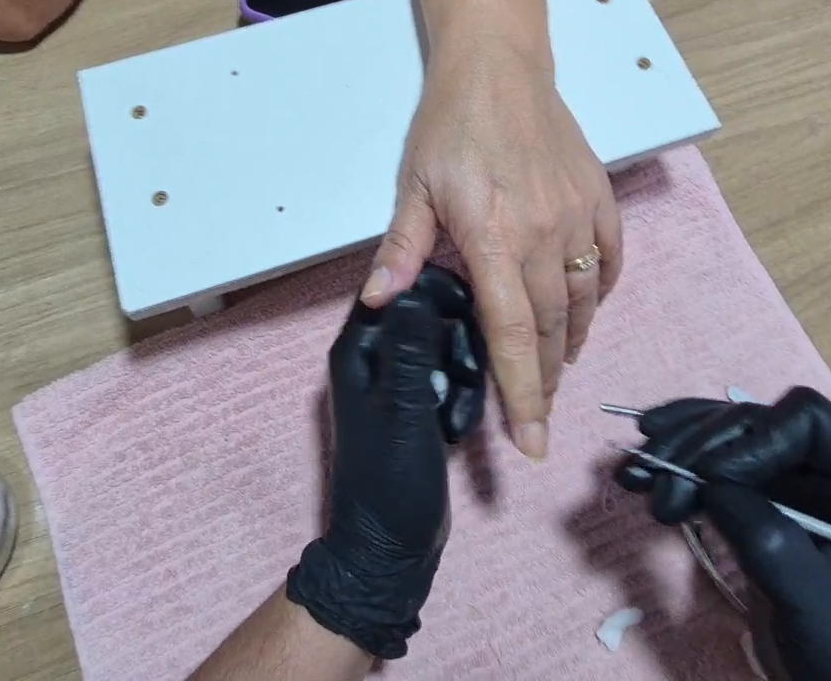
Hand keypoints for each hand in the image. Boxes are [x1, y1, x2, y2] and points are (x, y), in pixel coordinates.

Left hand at [286, 268, 483, 659]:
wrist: (390, 549)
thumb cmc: (392, 478)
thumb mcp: (406, 407)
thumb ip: (411, 345)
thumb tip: (414, 282)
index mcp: (360, 347)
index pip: (395, 287)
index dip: (435, 290)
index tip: (471, 307)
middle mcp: (375, 354)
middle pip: (428, 315)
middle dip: (456, 345)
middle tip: (464, 379)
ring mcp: (397, 380)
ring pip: (445, 346)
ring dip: (463, 376)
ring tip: (458, 417)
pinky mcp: (417, 402)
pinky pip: (449, 377)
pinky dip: (461, 397)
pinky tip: (458, 430)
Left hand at [363, 35, 619, 459]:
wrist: (499, 68)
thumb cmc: (452, 124)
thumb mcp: (415, 186)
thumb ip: (403, 247)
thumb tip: (378, 300)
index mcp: (494, 238)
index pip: (513, 335)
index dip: (523, 394)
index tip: (533, 441)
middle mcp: (546, 236)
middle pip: (551, 330)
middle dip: (545, 380)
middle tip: (537, 412)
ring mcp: (579, 217)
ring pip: (582, 303)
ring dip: (569, 344)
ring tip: (556, 370)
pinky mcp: (599, 199)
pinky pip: (608, 263)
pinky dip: (597, 296)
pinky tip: (582, 309)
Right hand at [616, 388, 830, 680]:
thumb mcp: (814, 604)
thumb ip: (767, 537)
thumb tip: (709, 482)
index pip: (810, 421)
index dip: (755, 436)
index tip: (710, 476)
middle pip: (756, 422)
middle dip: (697, 445)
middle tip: (651, 476)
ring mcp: (798, 482)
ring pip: (726, 436)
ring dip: (675, 450)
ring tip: (634, 477)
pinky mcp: (764, 498)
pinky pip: (714, 463)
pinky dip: (676, 464)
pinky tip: (643, 471)